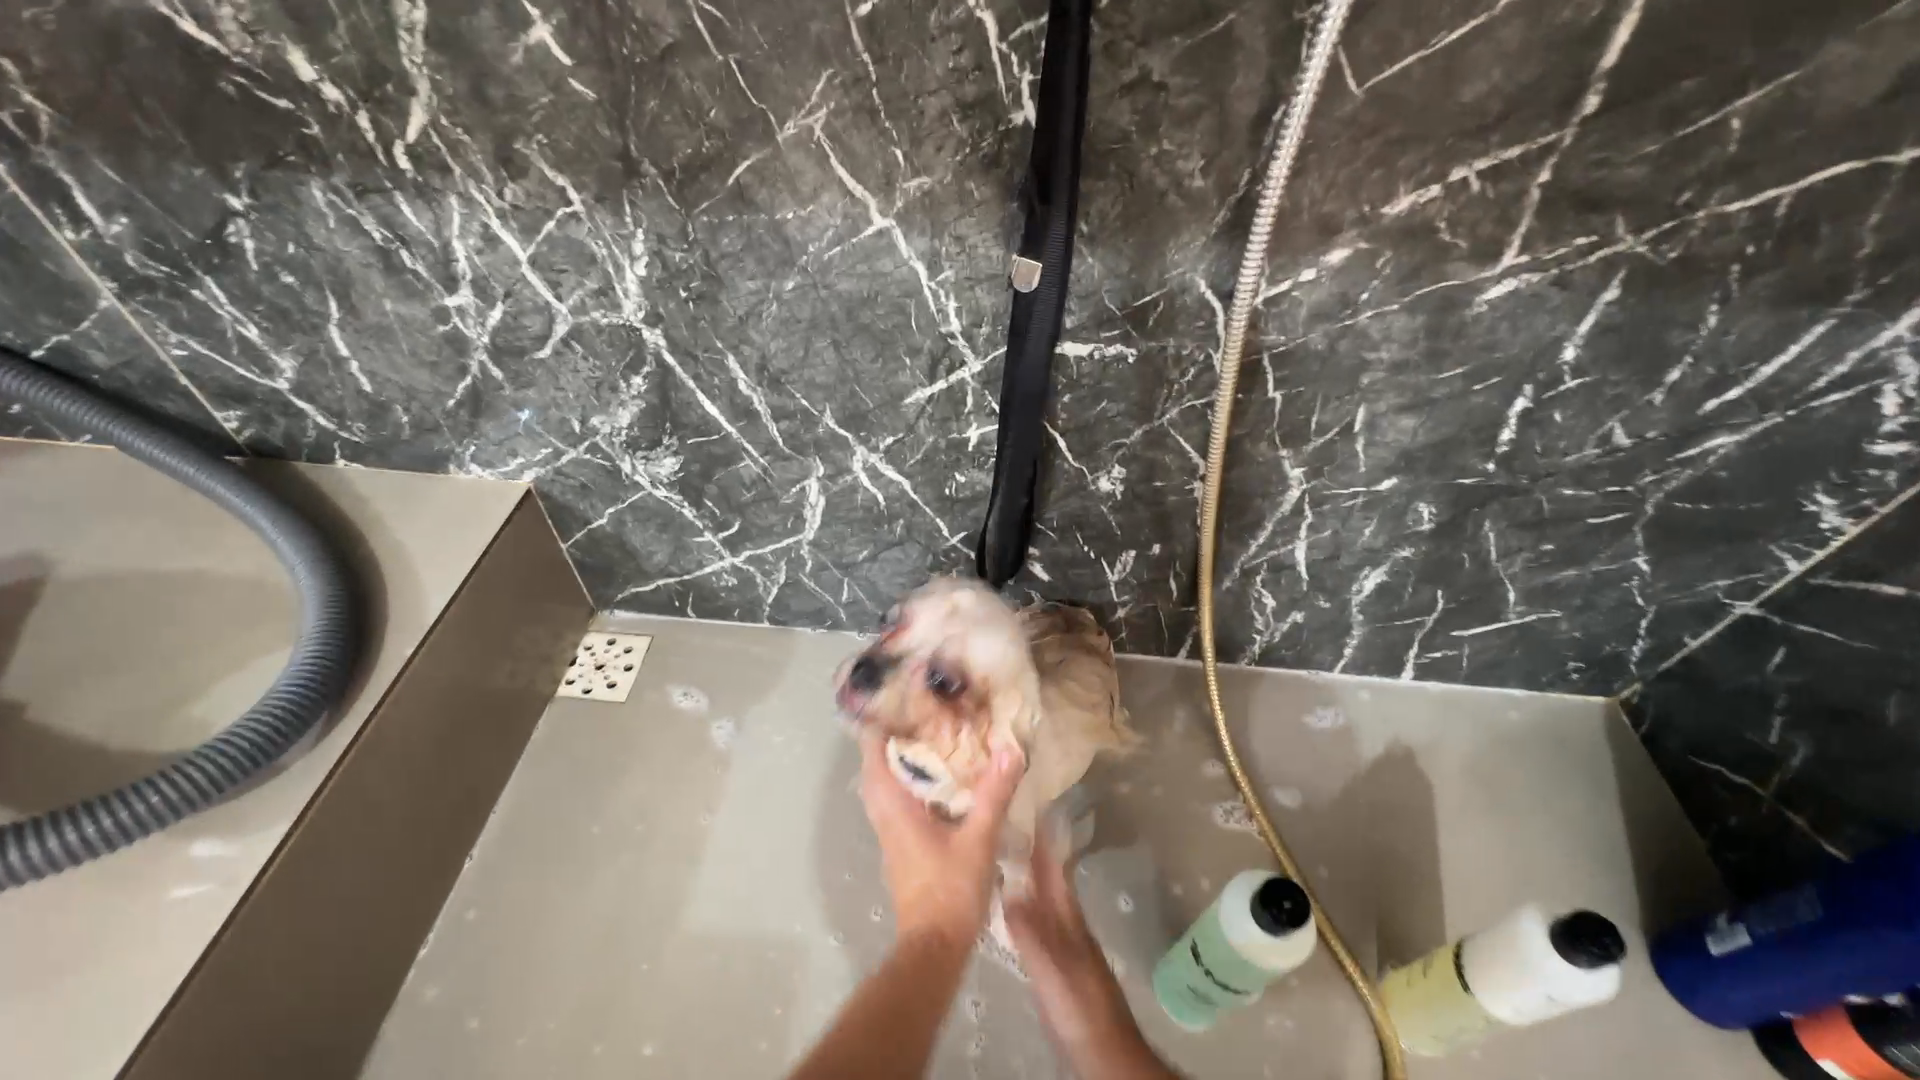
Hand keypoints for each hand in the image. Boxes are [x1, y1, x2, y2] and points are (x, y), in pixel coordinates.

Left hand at [859, 732, 1023, 944]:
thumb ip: (993, 793)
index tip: (906, 696)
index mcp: (892, 805)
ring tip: (937, 737)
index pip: (872, 749)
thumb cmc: (949, 890)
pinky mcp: (902, 845)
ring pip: (888, 783)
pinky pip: (900, 801)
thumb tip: (1011, 749)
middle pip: (877, 762)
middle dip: (897, 735)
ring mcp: (890, 832)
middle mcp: (884, 814)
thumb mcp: (978, 839)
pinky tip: (946, 780)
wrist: (934, 946)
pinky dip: (915, 783)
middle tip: (927, 712)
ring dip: (905, 760)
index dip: (883, 719)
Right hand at [1002, 826, 1139, 1053]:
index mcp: (1068, 920)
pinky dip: (1028, 904)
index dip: (1045, 840)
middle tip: (1011, 822)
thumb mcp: (1052, 970)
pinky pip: (1041, 920)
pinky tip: (1015, 907)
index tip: (1034, 804)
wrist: (1108, 1052)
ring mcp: (1067, 943)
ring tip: (1006, 856)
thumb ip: (1030, 933)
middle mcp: (1069, 924)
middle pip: (1051, 880)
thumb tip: (1008, 888)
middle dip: (1035, 851)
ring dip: (1031, 876)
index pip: (1055, 870)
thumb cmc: (1079, 1009)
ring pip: (1046, 898)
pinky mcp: (1061, 962)